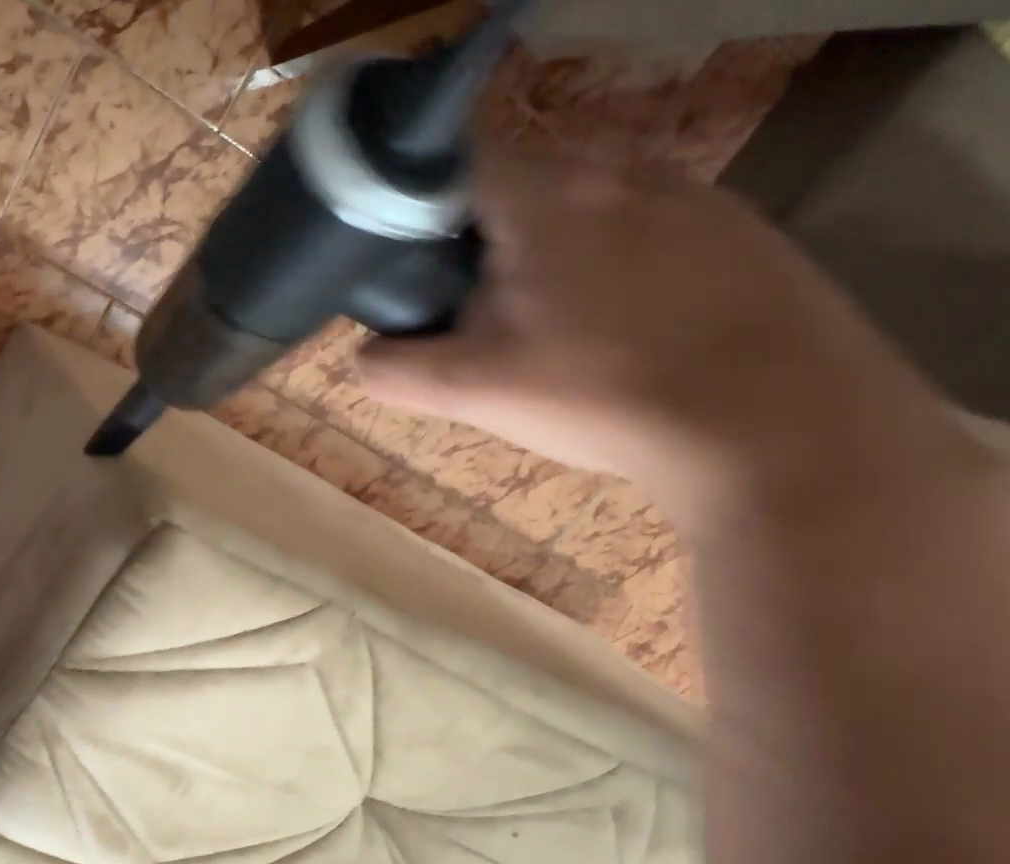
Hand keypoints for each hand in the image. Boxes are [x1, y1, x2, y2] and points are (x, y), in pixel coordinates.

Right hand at [353, 150, 948, 518]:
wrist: (778, 427)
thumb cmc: (605, 394)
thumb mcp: (473, 392)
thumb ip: (394, 369)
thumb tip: (360, 358)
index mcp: (548, 197)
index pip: (458, 161)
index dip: (422, 205)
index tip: (413, 262)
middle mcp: (622, 172)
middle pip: (524, 186)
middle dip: (487, 239)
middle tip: (478, 312)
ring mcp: (695, 196)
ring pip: (589, 208)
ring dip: (556, 252)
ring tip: (556, 327)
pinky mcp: (744, 232)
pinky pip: (651, 230)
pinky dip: (620, 265)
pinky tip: (630, 330)